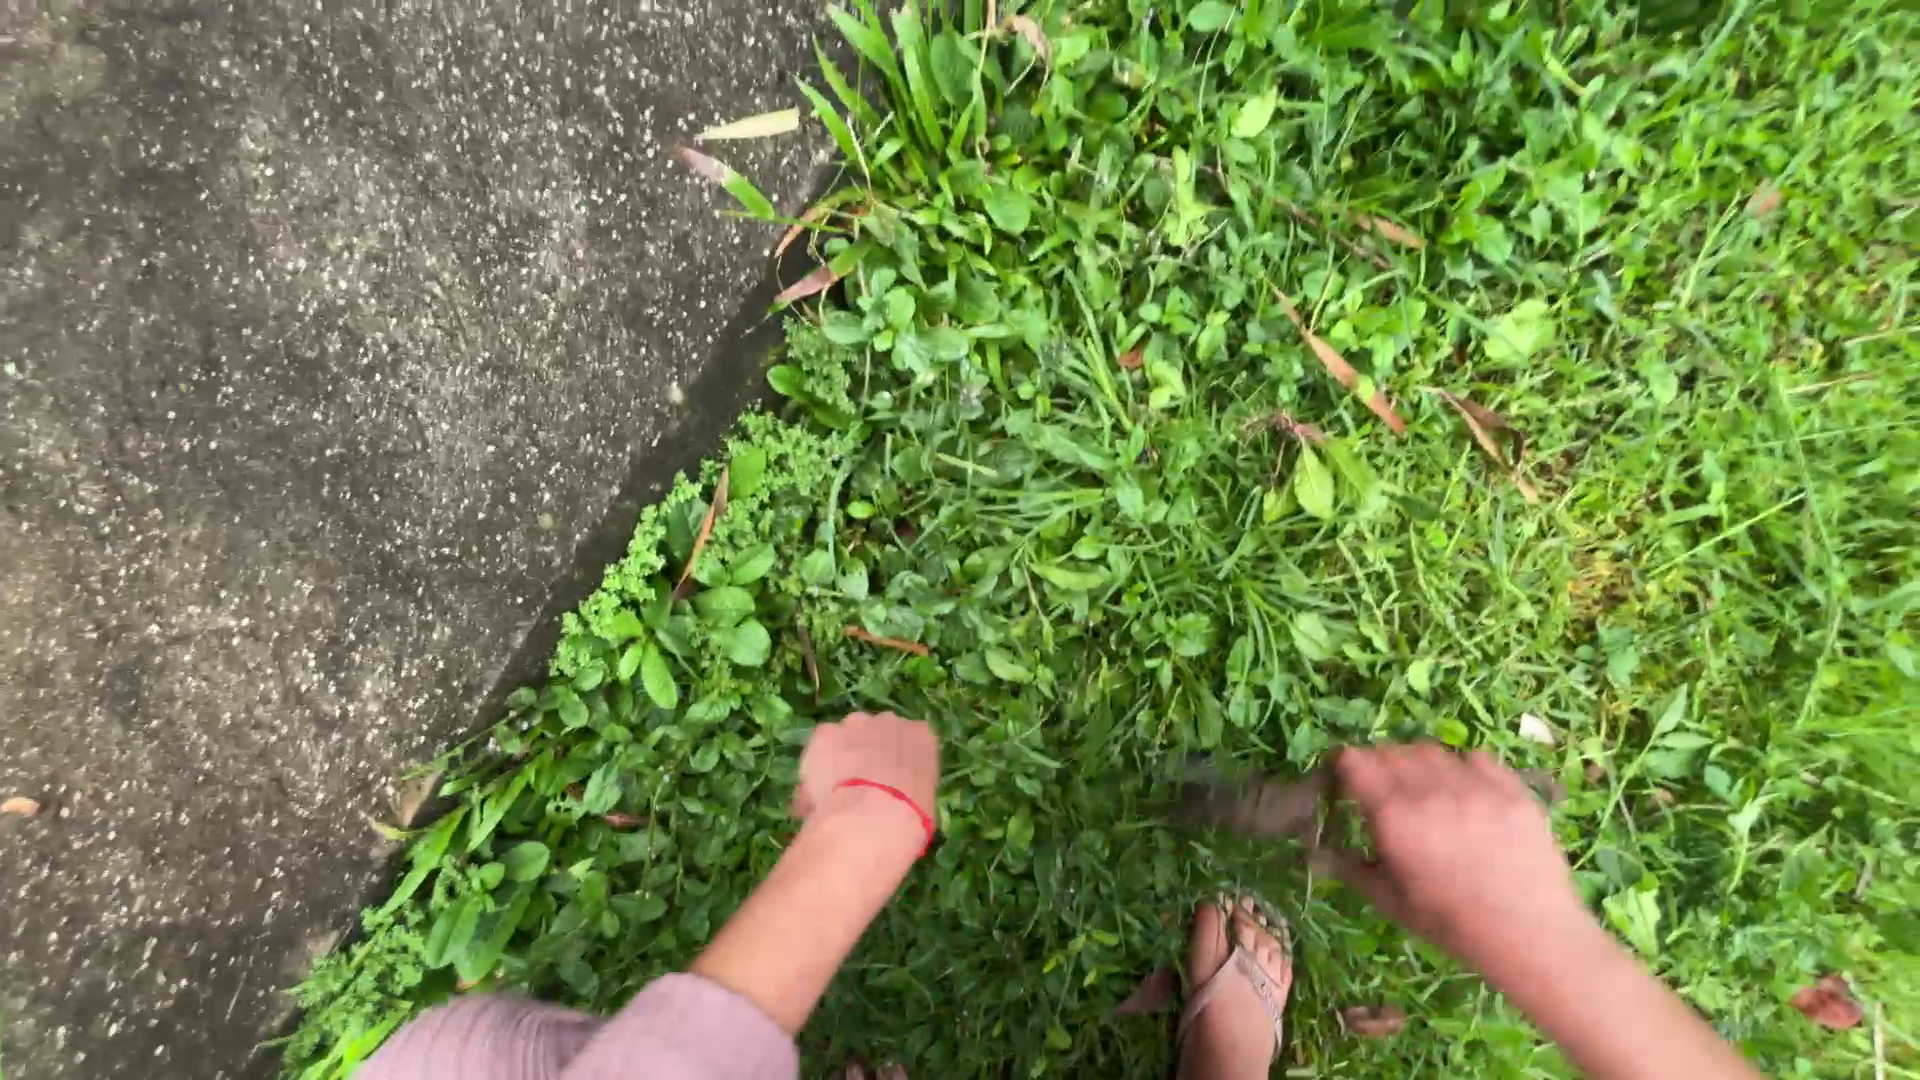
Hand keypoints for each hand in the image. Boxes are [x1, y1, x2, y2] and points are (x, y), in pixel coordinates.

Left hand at [794, 711, 938, 824]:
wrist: (874, 817)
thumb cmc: (909, 818)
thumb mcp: (925, 801)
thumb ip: (911, 785)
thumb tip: (895, 796)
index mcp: (922, 736)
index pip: (913, 739)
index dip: (898, 760)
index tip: (892, 780)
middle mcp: (890, 720)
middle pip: (877, 731)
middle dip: (868, 752)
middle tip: (862, 784)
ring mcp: (856, 723)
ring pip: (846, 735)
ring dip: (842, 754)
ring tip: (835, 789)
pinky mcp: (826, 733)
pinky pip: (819, 747)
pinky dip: (816, 764)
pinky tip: (815, 791)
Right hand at [1329, 742, 1592, 983]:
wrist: (1534, 939)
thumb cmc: (1452, 923)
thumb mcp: (1391, 902)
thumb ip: (1352, 870)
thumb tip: (1321, 853)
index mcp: (1393, 816)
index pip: (1354, 762)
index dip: (1346, 766)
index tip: (1347, 779)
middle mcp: (1429, 792)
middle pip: (1390, 751)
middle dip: (1379, 764)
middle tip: (1385, 786)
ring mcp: (1474, 788)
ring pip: (1430, 750)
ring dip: (1417, 761)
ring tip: (1425, 784)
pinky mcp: (1512, 792)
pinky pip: (1476, 758)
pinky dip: (1462, 766)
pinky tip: (1464, 788)